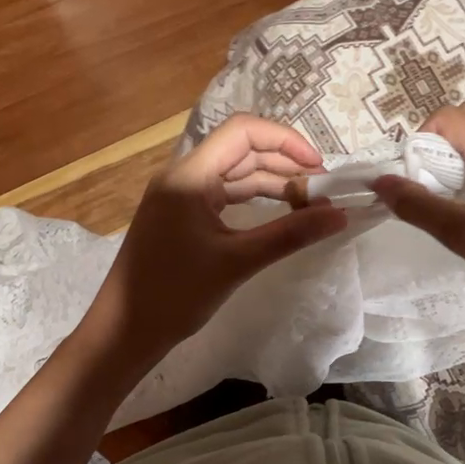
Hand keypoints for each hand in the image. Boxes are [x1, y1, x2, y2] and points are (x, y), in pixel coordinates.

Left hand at [87, 114, 349, 357]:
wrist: (124, 332)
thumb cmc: (175, 295)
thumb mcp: (238, 262)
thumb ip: (290, 234)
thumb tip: (340, 215)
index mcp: (189, 176)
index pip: (243, 132)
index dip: (286, 141)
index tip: (320, 167)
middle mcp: (184, 176)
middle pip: (242, 150)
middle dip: (286, 164)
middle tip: (325, 190)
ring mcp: (182, 196)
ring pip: (237, 174)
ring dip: (275, 183)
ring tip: (312, 205)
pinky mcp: (184, 216)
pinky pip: (226, 195)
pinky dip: (256, 200)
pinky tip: (283, 214)